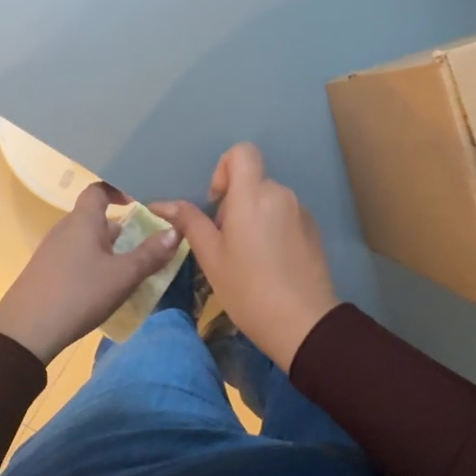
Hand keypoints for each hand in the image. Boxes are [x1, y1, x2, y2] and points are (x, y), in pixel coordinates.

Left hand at [0, 182, 181, 363]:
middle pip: (94, 217)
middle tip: (143, 241)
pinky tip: (101, 287)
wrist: (25, 333)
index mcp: (83, 220)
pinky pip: (74, 257)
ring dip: (106, 247)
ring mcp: (51, 251)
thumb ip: (151, 254)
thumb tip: (175, 230)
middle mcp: (65, 228)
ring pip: (85, 239)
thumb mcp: (123, 276)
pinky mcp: (44, 272)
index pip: (98, 189)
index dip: (118, 190)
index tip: (138, 202)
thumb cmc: (78, 294)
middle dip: (119, 226)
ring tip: (127, 266)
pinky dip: (91, 263)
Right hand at [156, 144, 339, 370]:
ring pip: (269, 200)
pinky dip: (273, 229)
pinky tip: (270, 264)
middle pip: (253, 181)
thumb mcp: (211, 257)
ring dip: (254, 217)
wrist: (302, 322)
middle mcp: (280, 194)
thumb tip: (162, 204)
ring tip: (248, 258)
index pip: (242, 152)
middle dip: (236, 203)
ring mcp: (300, 211)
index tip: (217, 202)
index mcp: (253, 195)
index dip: (224, 168)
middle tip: (227, 243)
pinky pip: (286, 216)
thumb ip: (190, 223)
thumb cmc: (248, 289)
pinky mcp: (313, 229)